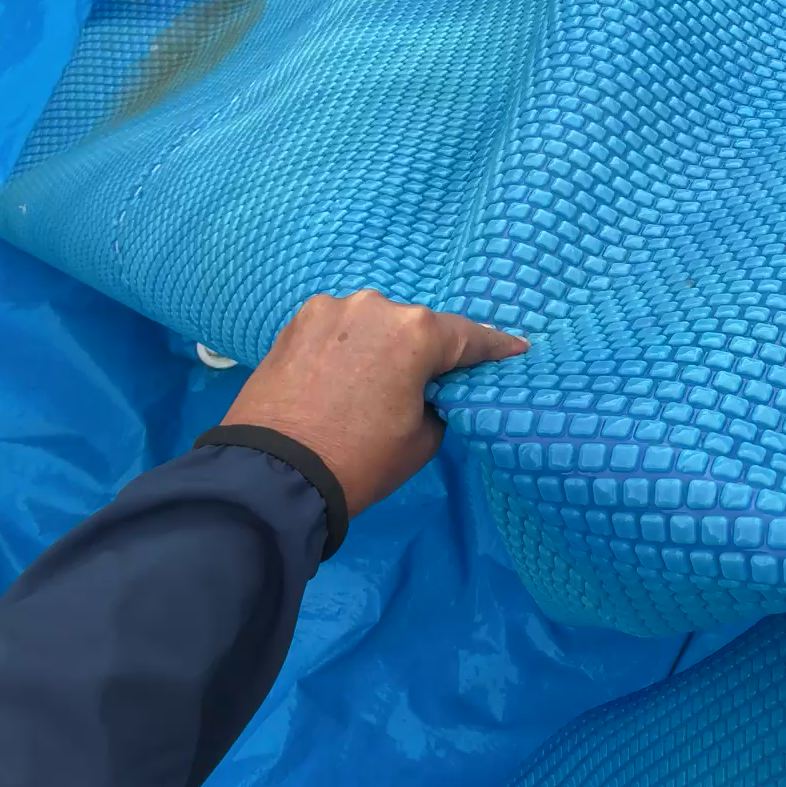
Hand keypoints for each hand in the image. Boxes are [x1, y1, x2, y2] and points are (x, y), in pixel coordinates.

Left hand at [221, 290, 527, 516]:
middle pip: (423, 327)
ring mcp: (331, 312)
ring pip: (380, 323)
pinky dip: (356, 343)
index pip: (473, 337)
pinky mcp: (296, 325)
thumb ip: (442, 397)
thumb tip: (433, 387)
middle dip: (437, 347)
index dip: (497, 347)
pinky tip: (358, 365)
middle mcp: (376, 308)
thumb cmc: (361, 459)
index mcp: (417, 332)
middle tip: (448, 370)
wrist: (268, 478)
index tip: (517, 350)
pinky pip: (344, 328)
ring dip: (392, 342)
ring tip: (394, 370)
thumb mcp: (427, 434)